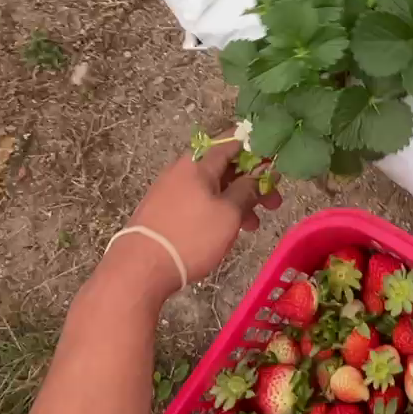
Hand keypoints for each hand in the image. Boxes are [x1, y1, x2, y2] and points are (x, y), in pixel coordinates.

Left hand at [102, 138, 281, 303]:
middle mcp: (183, 170)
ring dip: (237, 200)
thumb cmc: (189, 237)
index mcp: (199, 163)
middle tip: (274, 202)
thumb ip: (248, 189)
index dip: (258, 148)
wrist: (135, 273)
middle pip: (225, 166)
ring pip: (213, 187)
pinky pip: (198, 201)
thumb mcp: (229, 213)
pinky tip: (227, 231)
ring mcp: (170, 191)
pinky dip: (217, 210)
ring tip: (253, 225)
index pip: (233, 140)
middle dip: (252, 182)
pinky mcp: (162, 212)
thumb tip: (261, 172)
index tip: (277, 163)